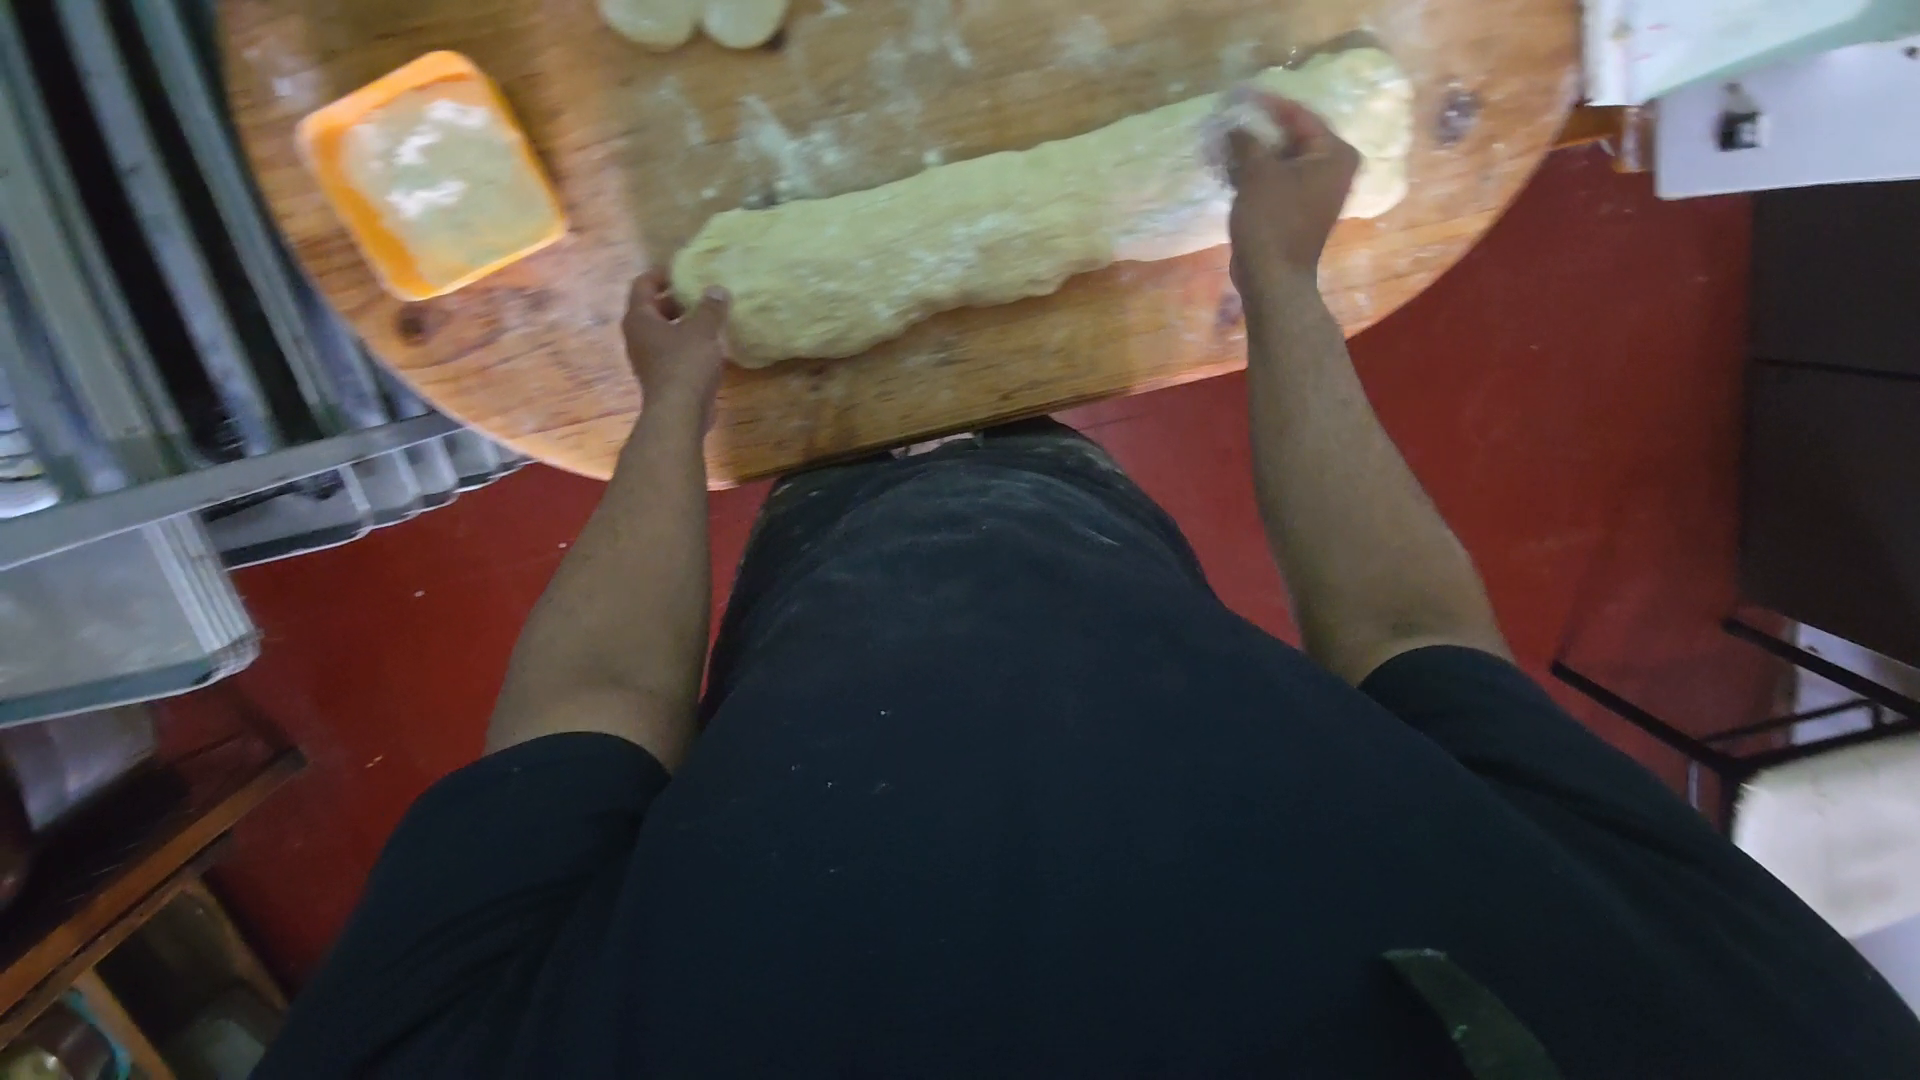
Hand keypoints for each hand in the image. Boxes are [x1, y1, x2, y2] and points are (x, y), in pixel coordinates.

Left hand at [622, 271, 731, 425]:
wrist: (679, 412)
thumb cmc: (685, 364)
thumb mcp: (702, 330)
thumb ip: (711, 307)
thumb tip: (717, 289)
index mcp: (639, 318)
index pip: (643, 284)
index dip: (661, 274)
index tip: (682, 271)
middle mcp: (637, 336)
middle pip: (654, 308)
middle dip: (676, 300)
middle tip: (701, 294)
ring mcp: (648, 358)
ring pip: (664, 332)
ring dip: (684, 324)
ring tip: (709, 319)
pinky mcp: (662, 377)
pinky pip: (673, 351)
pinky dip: (688, 344)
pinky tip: (709, 346)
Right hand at [1224, 91, 1359, 297]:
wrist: (1272, 278)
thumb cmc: (1272, 222)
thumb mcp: (1257, 174)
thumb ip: (1246, 142)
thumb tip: (1234, 125)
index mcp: (1335, 153)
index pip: (1301, 116)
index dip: (1268, 104)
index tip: (1241, 93)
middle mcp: (1333, 168)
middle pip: (1291, 138)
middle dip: (1257, 131)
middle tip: (1230, 120)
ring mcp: (1316, 192)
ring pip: (1281, 161)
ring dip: (1252, 154)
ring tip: (1224, 145)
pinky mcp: (1297, 211)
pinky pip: (1276, 182)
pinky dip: (1255, 175)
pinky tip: (1230, 170)